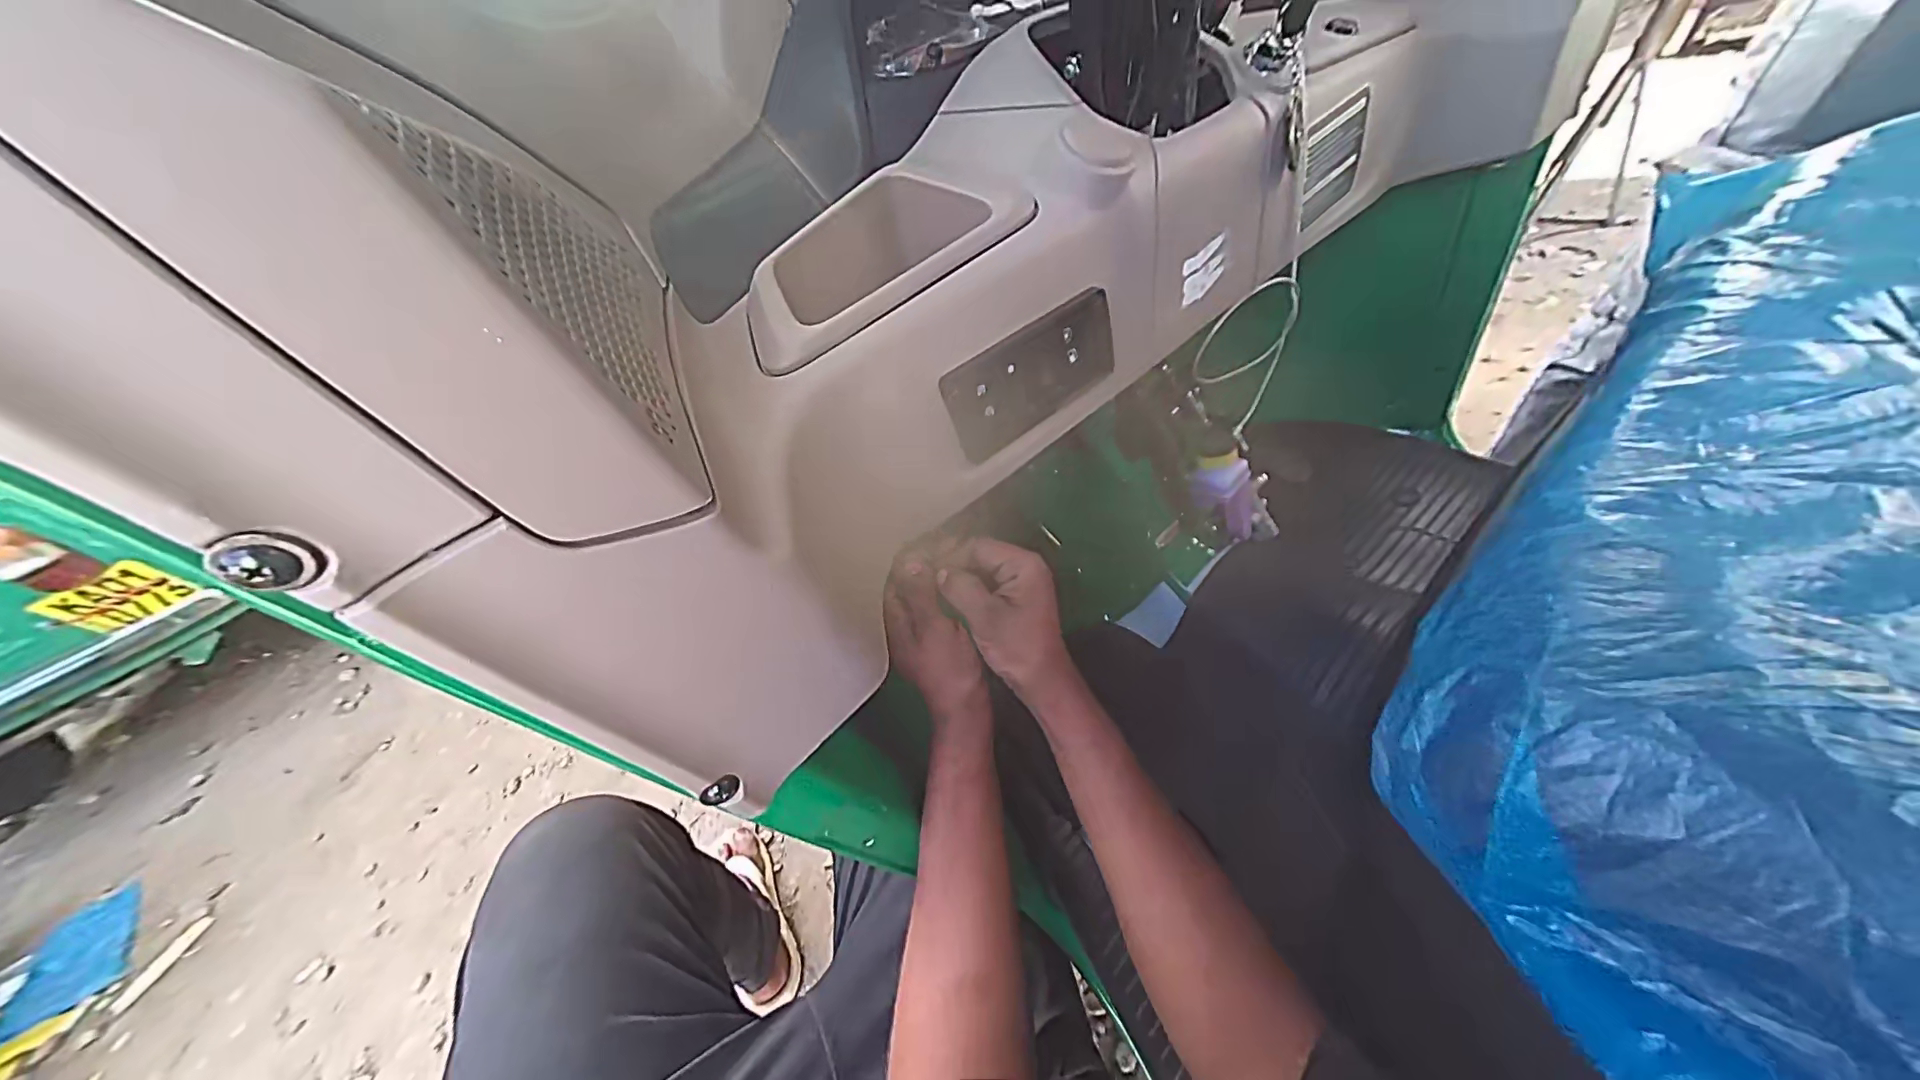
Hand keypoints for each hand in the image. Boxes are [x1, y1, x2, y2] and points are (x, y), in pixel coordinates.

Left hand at [884, 552, 986, 720]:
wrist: (965, 709)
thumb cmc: (950, 669)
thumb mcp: (936, 628)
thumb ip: (921, 595)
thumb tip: (910, 561)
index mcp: (897, 622)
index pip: (896, 578)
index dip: (912, 556)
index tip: (933, 538)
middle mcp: (902, 626)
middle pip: (906, 585)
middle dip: (923, 562)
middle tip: (947, 543)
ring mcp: (918, 634)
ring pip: (921, 594)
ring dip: (934, 574)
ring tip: (954, 555)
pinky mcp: (935, 639)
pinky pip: (934, 605)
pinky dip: (943, 590)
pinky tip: (959, 583)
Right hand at [933, 538, 1074, 698]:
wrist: (1041, 679)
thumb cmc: (1017, 647)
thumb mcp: (986, 616)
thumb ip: (961, 588)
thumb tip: (939, 570)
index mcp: (1023, 564)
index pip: (978, 546)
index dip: (949, 554)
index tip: (923, 564)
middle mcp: (1024, 566)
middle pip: (979, 554)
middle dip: (951, 563)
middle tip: (921, 571)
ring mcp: (1020, 581)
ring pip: (980, 569)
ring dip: (957, 575)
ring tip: (927, 580)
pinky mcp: (1014, 596)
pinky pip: (985, 583)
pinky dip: (966, 587)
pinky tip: (944, 593)